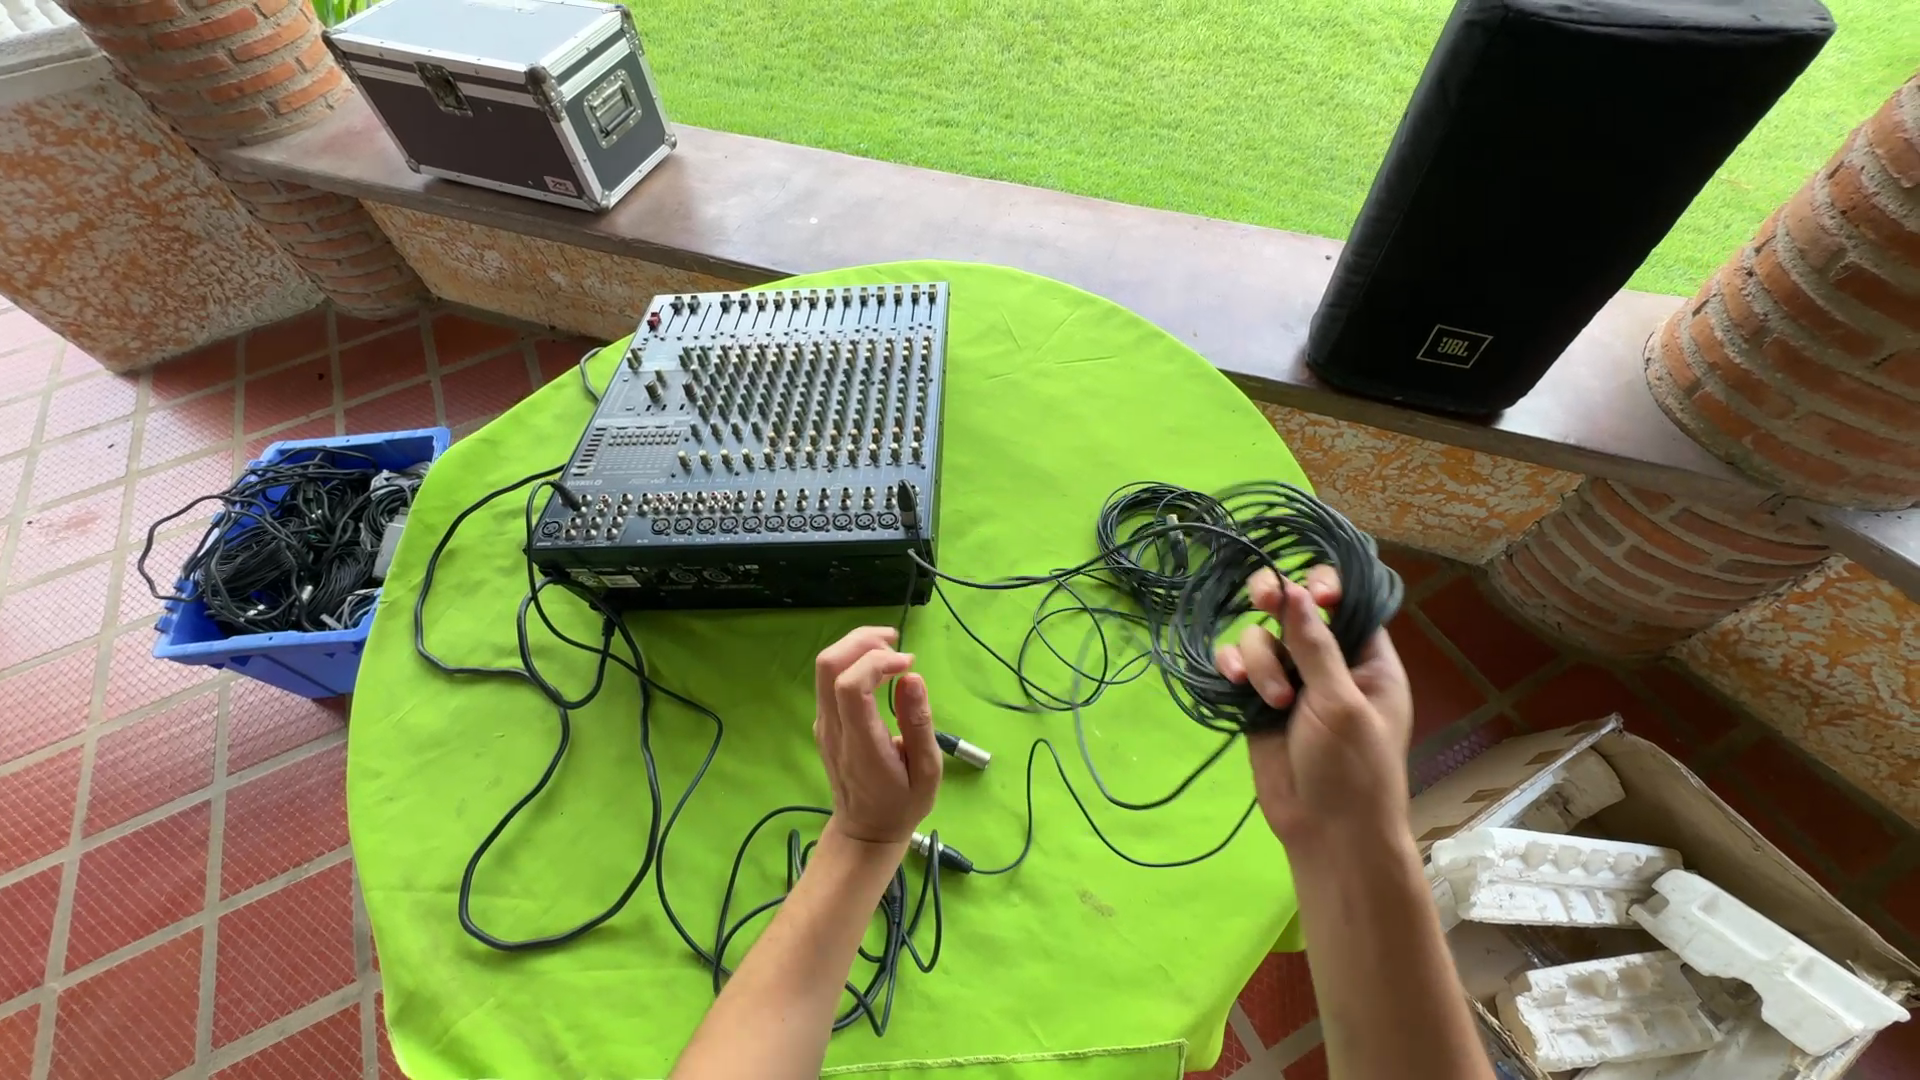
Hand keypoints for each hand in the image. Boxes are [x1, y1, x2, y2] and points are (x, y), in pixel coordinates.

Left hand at [812, 627, 941, 846]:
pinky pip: (829, 680)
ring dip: (855, 647)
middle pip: (828, 665)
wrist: (864, 832)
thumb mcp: (927, 770)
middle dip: (861, 641)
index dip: (876, 662)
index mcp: (859, 742)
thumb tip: (912, 677)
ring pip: (824, 668)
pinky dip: (853, 662)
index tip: (908, 664)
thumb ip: (918, 723)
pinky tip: (880, 669)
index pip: (849, 685)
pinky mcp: (824, 721)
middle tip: (896, 642)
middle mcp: (833, 728)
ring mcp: (823, 723)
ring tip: (891, 650)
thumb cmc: (901, 804)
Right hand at [1214, 566, 1413, 850]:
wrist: (1325, 831)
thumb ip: (1315, 646)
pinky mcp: (1255, 700)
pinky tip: (1233, 683)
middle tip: (1262, 600)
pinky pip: (1236, 665)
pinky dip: (1232, 668)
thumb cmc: (1353, 769)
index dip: (1323, 588)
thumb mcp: (1341, 703)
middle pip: (1293, 610)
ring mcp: (1289, 680)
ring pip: (1259, 638)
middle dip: (1275, 602)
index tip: (1309, 593)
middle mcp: (1326, 662)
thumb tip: (1295, 590)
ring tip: (1272, 701)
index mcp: (1366, 659)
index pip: (1345, 604)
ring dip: (1259, 661)